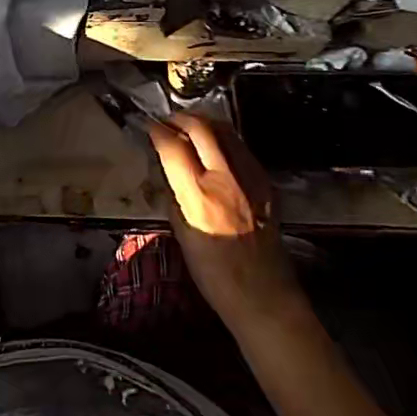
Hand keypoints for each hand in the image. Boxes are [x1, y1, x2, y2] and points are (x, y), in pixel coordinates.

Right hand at [148, 113, 300, 326]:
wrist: (264, 296)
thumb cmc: (213, 274)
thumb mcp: (181, 233)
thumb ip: (174, 194)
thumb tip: (168, 167)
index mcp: (199, 196)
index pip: (174, 146)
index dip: (158, 132)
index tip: (149, 129)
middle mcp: (226, 179)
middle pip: (202, 128)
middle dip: (180, 119)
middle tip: (168, 123)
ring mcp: (251, 178)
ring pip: (226, 131)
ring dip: (204, 123)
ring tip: (189, 129)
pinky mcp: (267, 183)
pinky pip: (242, 148)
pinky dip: (224, 139)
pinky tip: (214, 149)